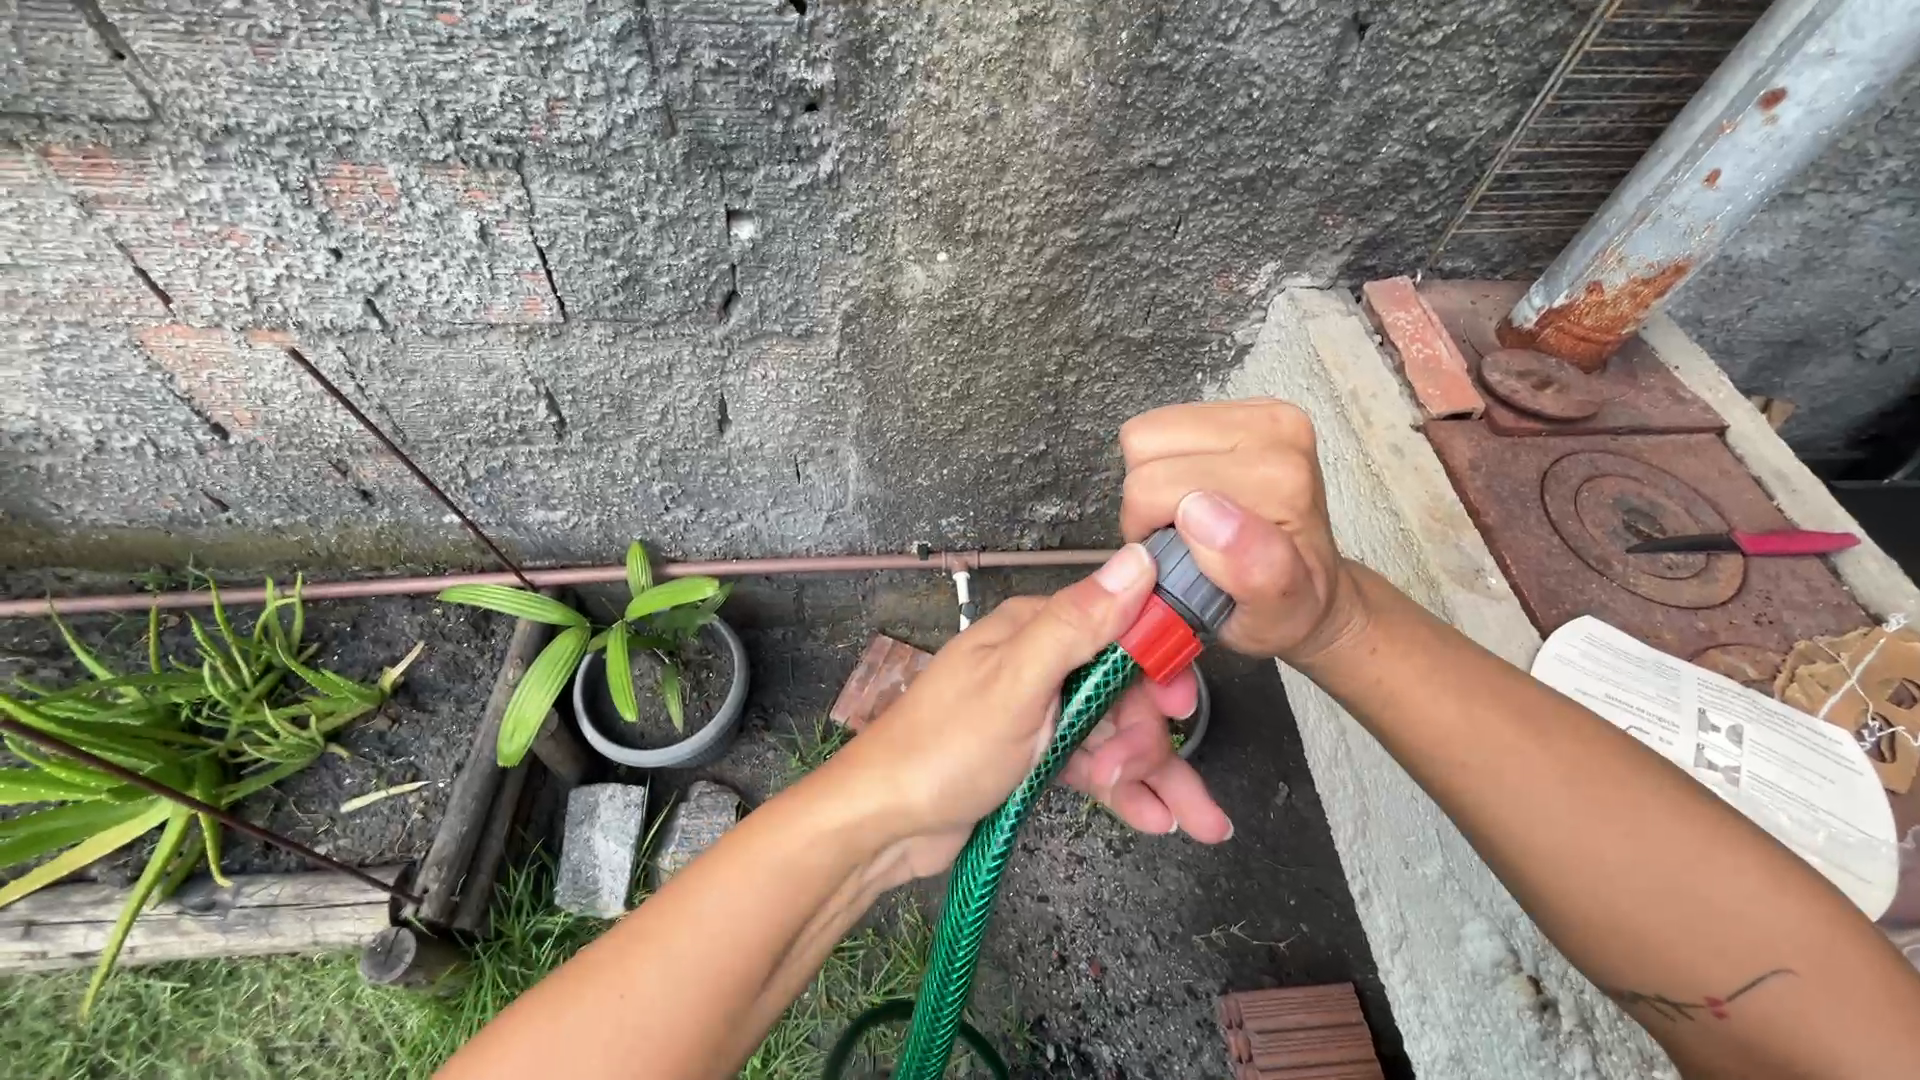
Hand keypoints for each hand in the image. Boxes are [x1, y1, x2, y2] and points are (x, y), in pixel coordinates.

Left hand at [830, 545, 1233, 882]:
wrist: (883, 823)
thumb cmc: (941, 749)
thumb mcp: (1015, 683)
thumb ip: (1078, 625)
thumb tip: (1138, 559)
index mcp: (1034, 631)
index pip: (1119, 627)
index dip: (1157, 664)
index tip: (1180, 705)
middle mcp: (1040, 663)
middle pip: (1124, 689)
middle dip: (1146, 736)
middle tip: (1133, 773)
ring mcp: (1039, 712)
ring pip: (1115, 733)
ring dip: (1153, 773)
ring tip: (1189, 819)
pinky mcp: (1034, 756)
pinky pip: (1094, 766)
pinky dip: (1126, 792)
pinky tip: (1155, 819)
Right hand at [1119, 398, 1367, 663]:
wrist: (1314, 592)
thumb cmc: (1284, 608)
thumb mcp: (1273, 616)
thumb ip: (1250, 571)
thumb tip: (1202, 513)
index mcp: (1280, 475)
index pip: (1151, 484)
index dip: (1147, 528)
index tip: (1182, 557)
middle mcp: (1276, 430)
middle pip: (1145, 443)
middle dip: (1147, 499)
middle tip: (1181, 537)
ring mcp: (1261, 413)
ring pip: (1146, 431)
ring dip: (1153, 480)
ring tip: (1185, 518)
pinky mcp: (1244, 409)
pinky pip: (1162, 426)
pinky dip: (1164, 464)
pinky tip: (1193, 495)